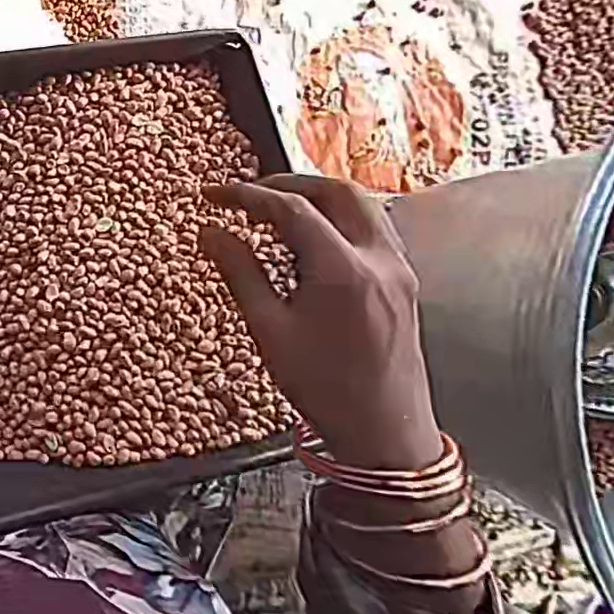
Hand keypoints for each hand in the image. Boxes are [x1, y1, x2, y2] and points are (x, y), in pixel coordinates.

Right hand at [198, 174, 442, 469]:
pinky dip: (338, 215)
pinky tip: (311, 234)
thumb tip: (210, 232)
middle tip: (247, 191)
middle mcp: (379, 259)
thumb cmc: (323, 386)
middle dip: (287, 182)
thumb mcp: (268, 329)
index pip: (290, 209)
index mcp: (343, 270)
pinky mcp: (404, 281)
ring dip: (316, 194)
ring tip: (275, 205)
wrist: (386, 432)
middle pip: (336, 191)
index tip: (213, 195)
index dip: (246, 195)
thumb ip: (239, 271)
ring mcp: (398, 268)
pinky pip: (373, 226)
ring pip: (361, 204)